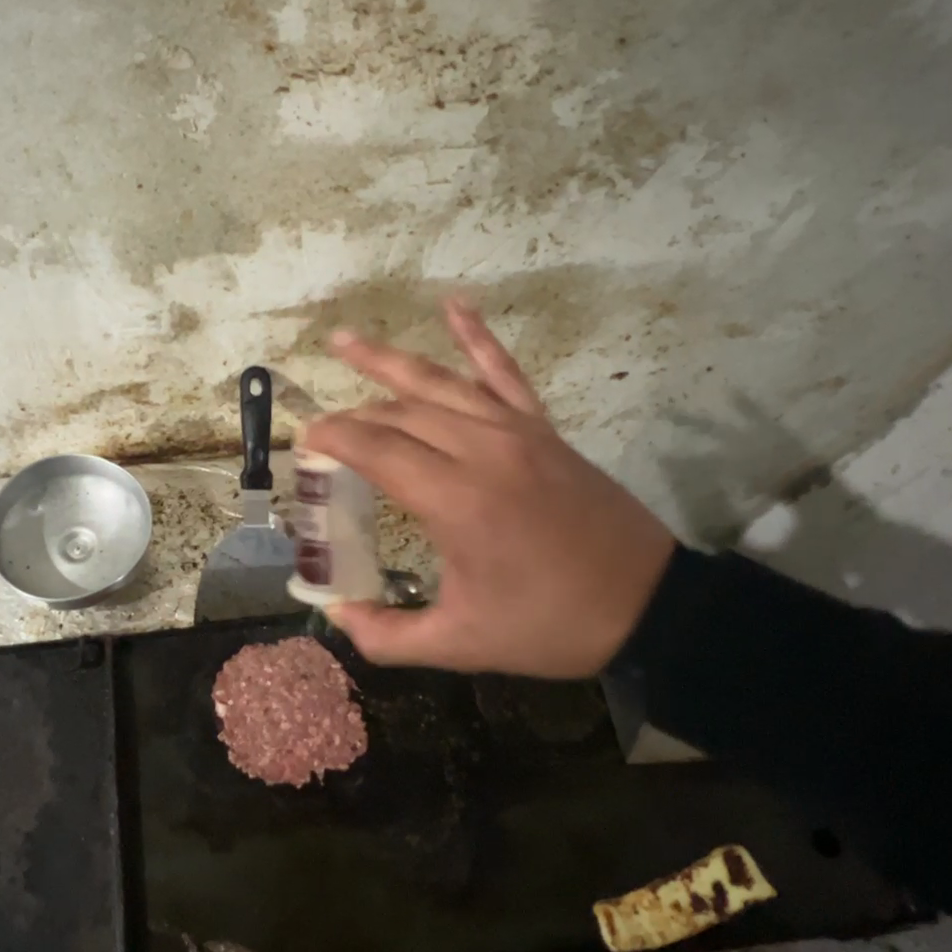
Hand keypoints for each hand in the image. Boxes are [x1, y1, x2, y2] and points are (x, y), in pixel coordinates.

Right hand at [304, 298, 676, 677]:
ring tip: (343, 339)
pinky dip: (477, 337)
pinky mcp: (543, 429)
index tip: (304, 444)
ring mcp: (516, 431)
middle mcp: (482, 450)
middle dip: (352, 417)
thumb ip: (386, 636)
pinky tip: (455, 306)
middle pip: (399, 414)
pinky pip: (504, 372)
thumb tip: (334, 614)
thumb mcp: (460, 645)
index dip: (332, 440)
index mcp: (457, 500)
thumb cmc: (549, 626)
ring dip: (387, 360)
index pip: (375, 448)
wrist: (647, 606)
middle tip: (322, 432)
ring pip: (439, 382)